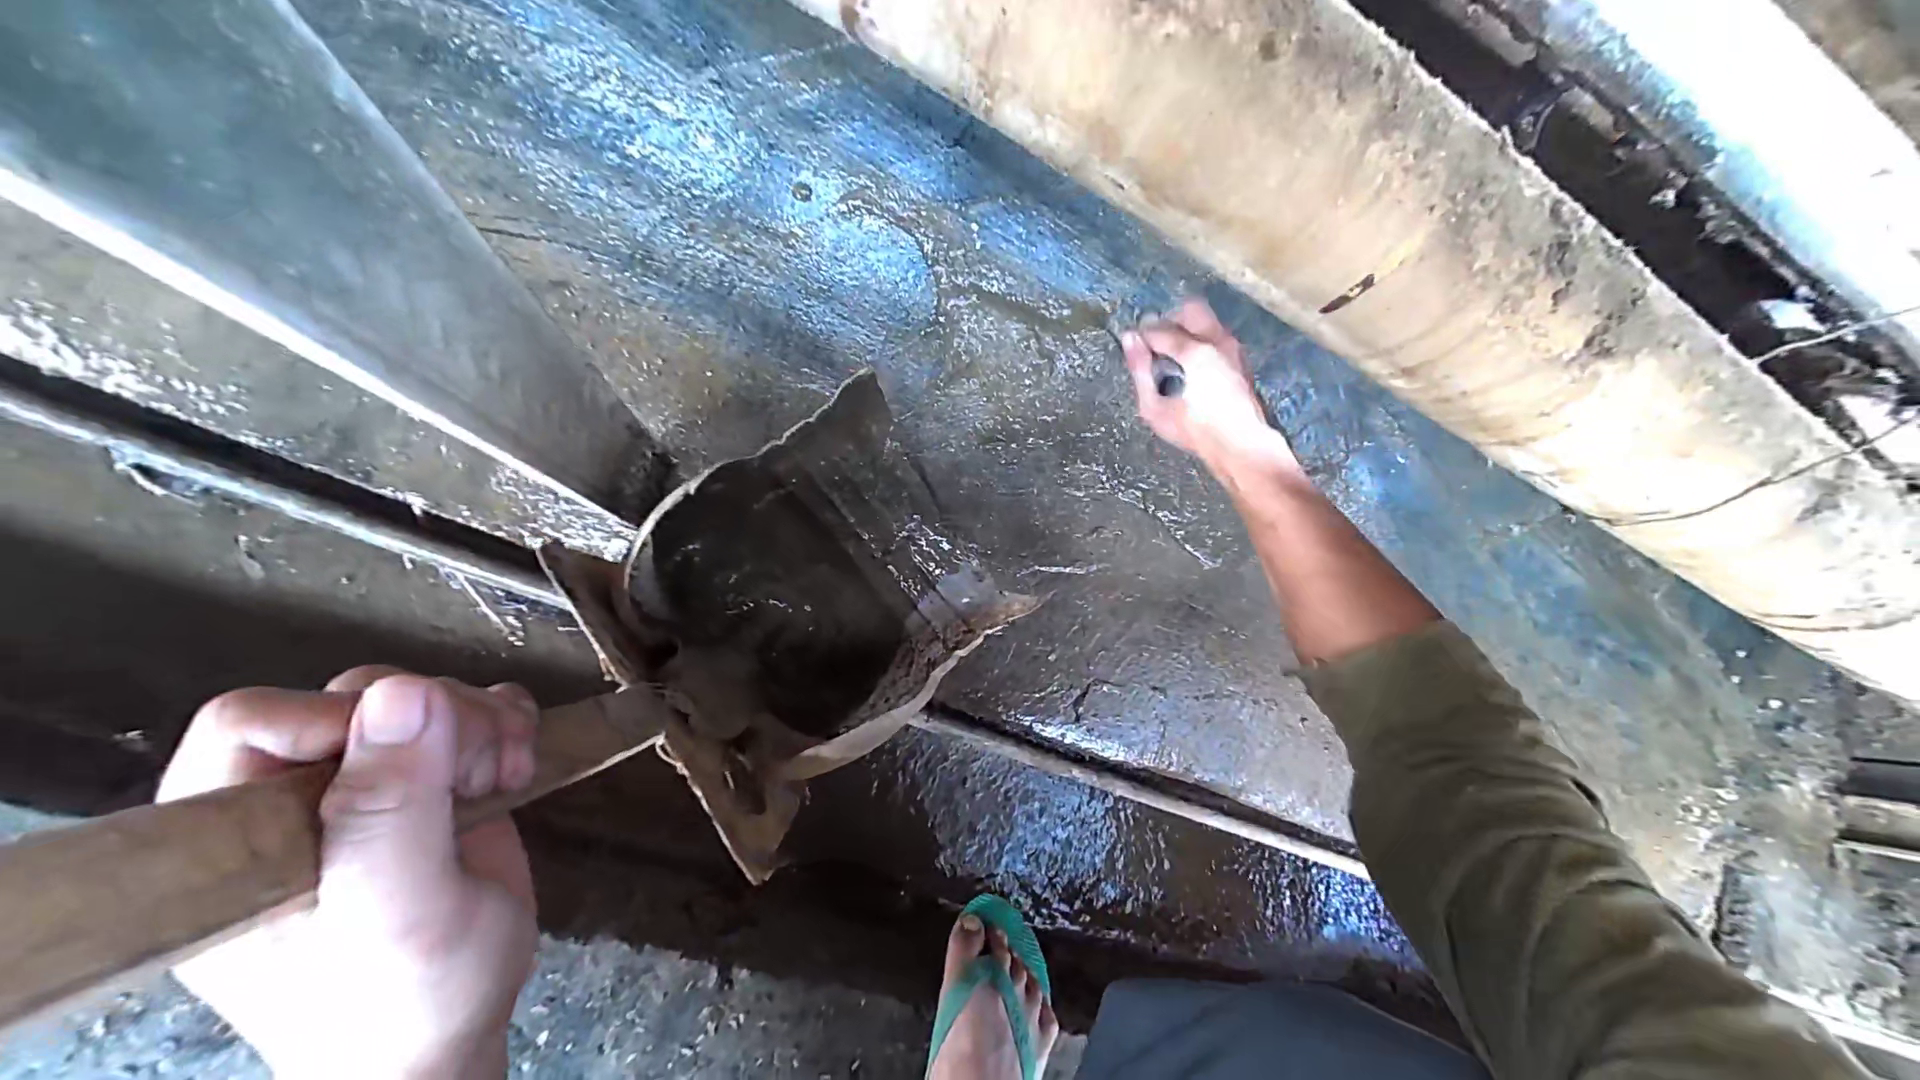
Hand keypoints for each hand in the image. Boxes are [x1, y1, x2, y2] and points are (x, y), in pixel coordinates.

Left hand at [156, 668, 541, 1079]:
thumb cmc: (406, 995)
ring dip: (488, 723)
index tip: (420, 769)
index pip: (258, 721)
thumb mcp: (399, 913)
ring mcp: (374, 782)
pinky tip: (522, 764)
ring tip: (509, 777)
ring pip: (428, 694)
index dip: (344, 722)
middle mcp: (296, 796)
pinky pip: (475, 706)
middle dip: (445, 723)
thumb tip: (405, 691)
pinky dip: (511, 720)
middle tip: (483, 779)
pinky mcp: (437, 775)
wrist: (454, 1031)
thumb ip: (392, 811)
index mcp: (234, 833)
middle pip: (364, 695)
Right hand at [1122, 297, 1300, 476]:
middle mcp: (1219, 341)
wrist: (1242, 446)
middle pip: (1191, 309)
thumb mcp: (1154, 408)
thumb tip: (1129, 338)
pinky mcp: (1241, 360)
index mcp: (1196, 351)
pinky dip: (1199, 342)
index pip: (1161, 328)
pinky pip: (1215, 336)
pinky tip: (1189, 369)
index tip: (1132, 344)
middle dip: (1169, 322)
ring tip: (1170, 360)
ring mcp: (1234, 348)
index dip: (1142, 334)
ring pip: (1207, 321)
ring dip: (1186, 331)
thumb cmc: (1195, 431)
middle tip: (1155, 347)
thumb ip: (1140, 371)